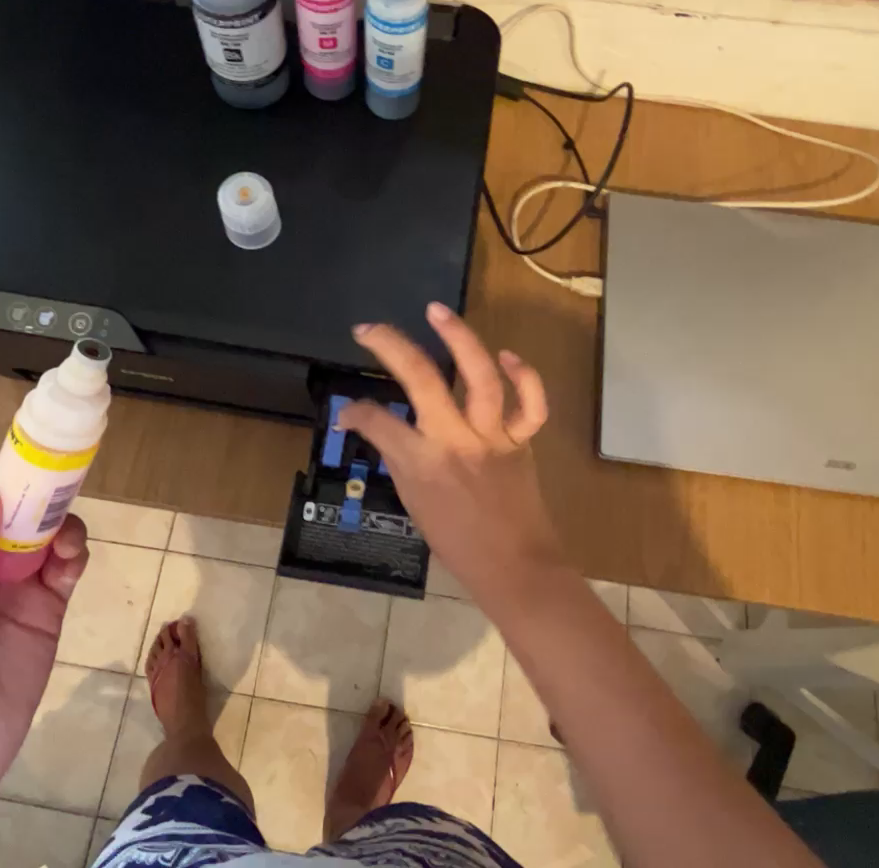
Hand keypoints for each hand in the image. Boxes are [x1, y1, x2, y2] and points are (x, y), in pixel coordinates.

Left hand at [0, 462, 88, 867]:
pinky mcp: (48, 612)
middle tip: (62, 479)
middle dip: (36, 495)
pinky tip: (73, 561)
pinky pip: (66, 570)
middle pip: (14, 514)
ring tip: (66, 536)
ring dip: (60, 526)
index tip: (18, 459)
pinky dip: (75, 556)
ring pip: (46, 538)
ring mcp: (18, 590)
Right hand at [338, 302, 563, 602]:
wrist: (513, 565)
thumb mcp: (414, 501)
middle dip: (393, 346)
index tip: (347, 410)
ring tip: (438, 312)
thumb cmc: (457, 542)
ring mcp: (493, 436)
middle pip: (423, 380)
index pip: (377, 421)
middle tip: (370, 328)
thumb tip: (375, 426)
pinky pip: (531, 404)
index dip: (355, 411)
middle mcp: (455, 441)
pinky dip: (524, 376)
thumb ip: (397, 458)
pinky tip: (506, 355)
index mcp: (421, 463)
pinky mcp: (522, 440)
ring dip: (459, 338)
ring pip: (480, 377)